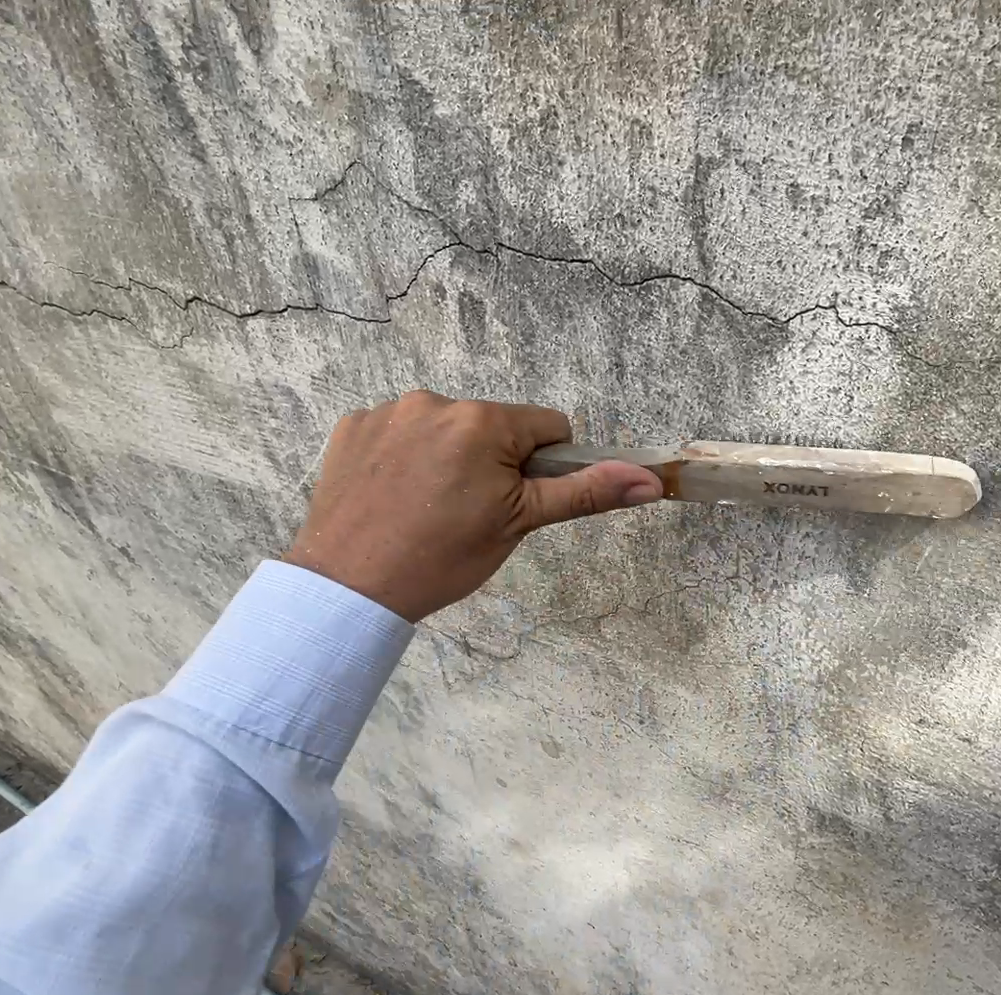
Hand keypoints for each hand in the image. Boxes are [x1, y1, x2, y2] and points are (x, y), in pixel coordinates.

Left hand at [284, 392, 662, 621]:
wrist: (350, 587)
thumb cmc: (445, 557)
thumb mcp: (523, 523)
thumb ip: (587, 492)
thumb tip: (649, 479)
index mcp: (483, 422)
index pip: (548, 427)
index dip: (545, 467)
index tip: (517, 501)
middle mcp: (435, 401)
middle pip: (496, 426)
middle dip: (498, 460)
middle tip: (473, 511)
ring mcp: (388, 411)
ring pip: (450, 427)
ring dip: (453, 455)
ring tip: (432, 506)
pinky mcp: (353, 426)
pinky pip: (403, 430)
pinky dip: (408, 455)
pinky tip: (398, 494)